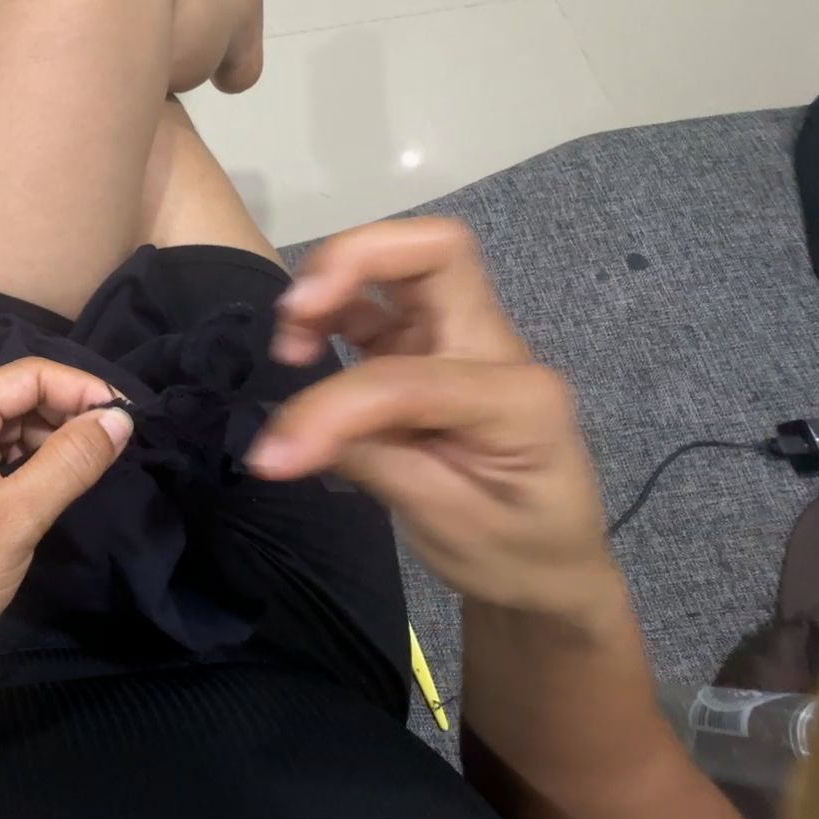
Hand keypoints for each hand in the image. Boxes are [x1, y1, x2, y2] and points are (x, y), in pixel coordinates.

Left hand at [0, 358, 132, 674]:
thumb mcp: (17, 517)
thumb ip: (71, 461)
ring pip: (14, 424)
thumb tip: (121, 417)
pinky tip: (66, 475)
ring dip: (57, 436)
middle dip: (71, 411)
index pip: (26, 375)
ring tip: (100, 459)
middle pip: (20, 395)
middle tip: (121, 441)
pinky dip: (37, 459)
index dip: (81, 387)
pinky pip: (3, 452)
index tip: (130, 416)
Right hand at [247, 218, 618, 618]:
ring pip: (401, 263)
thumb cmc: (512, 550)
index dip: (332, 410)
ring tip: (289, 340)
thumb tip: (279, 440)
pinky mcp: (418, 350)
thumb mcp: (446, 523)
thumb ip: (369, 461)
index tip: (275, 456)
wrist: (542, 566)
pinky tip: (302, 344)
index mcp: (518, 398)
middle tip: (294, 308)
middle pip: (435, 253)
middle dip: (354, 260)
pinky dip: (326, 310)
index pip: (406, 381)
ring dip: (331, 281)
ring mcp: (453, 343)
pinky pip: (369, 303)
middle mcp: (490, 350)